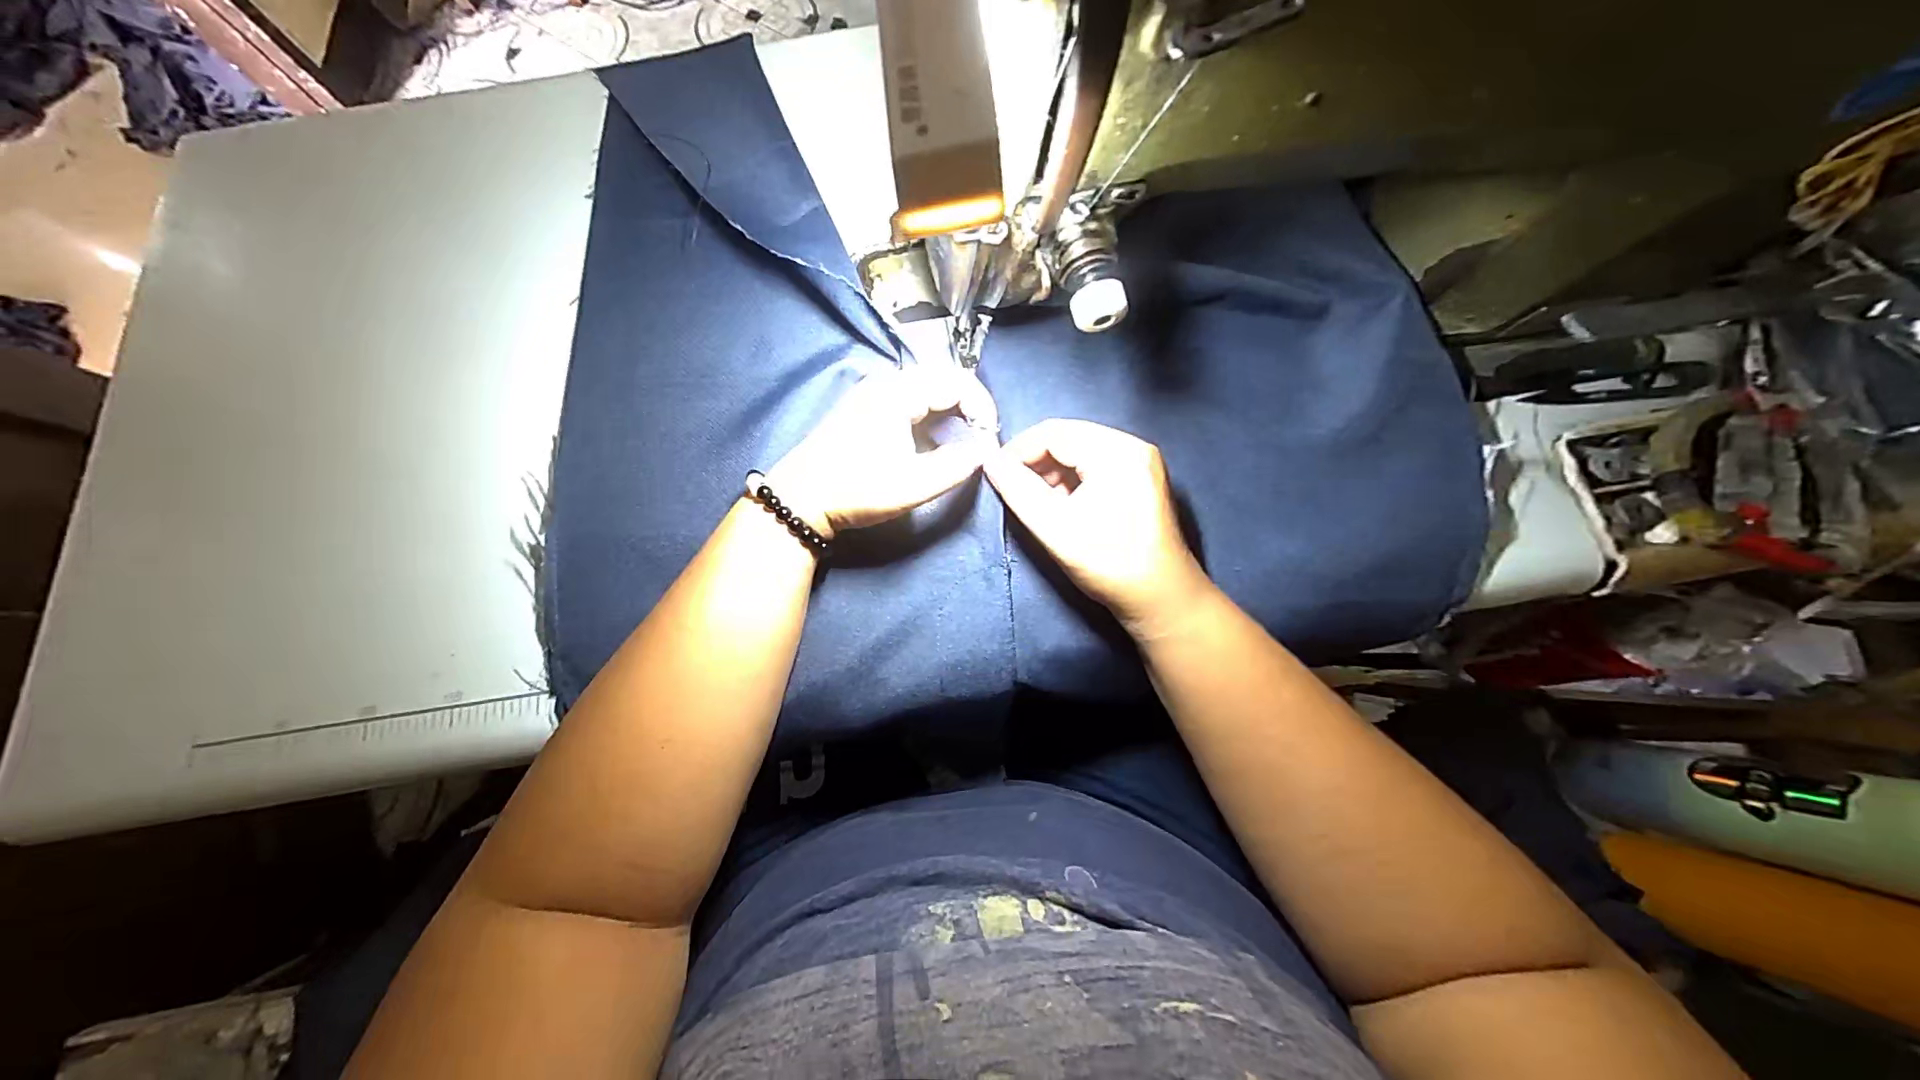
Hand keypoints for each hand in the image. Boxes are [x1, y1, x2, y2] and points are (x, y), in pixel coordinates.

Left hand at [764, 365, 997, 540]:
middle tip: (981, 441)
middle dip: (970, 408)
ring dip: (950, 412)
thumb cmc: (855, 491)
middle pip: (943, 379)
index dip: (983, 408)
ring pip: (927, 389)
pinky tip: (932, 443)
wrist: (799, 500)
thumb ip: (957, 466)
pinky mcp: (865, 408)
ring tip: (961, 444)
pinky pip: (910, 400)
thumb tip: (984, 450)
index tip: (991, 439)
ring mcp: (872, 393)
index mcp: (898, 392)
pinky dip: (930, 416)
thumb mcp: (914, 485)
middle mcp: (885, 382)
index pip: (958, 382)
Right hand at [984, 419, 1211, 638]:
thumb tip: (991, 462)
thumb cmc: (1109, 563)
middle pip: (1068, 438)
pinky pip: (1096, 465)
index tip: (995, 475)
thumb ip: (1018, 490)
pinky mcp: (1142, 479)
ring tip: (1039, 505)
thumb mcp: (1054, 527)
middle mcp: (1133, 447)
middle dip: (1035, 462)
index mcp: (1117, 452)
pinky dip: (1073, 480)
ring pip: (1080, 451)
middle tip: (1014, 491)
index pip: (1053, 432)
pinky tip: (1063, 508)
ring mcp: (1141, 462)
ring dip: (1052, 472)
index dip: (1017, 451)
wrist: (1161, 598)